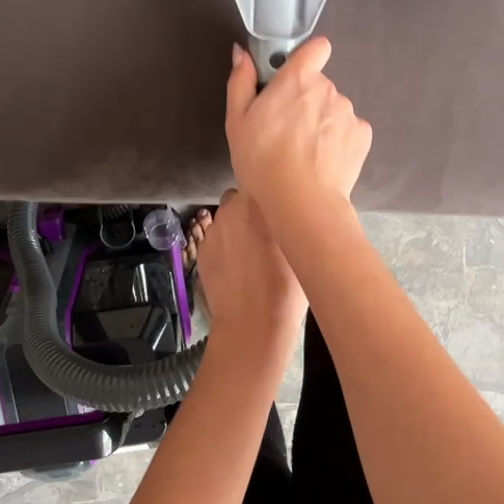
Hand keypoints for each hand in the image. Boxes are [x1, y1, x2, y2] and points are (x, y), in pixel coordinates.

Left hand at [194, 189, 305, 352]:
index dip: (269, 192)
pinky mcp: (202, 249)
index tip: (279, 205)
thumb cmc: (288, 286)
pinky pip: (216, 238)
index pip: (261, 179)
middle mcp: (231, 208)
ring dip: (238, 227)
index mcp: (259, 201)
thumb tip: (294, 209)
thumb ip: (292, 218)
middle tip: (268, 233)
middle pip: (241, 198)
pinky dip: (226, 246)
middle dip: (252, 210)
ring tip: (253, 254)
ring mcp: (213, 229)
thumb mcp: (301, 245)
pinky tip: (238, 267)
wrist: (253, 324)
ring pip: (227, 218)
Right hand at [225, 37, 372, 224]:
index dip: (307, 57)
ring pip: (333, 109)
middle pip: (318, 85)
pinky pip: (349, 130)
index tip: (293, 76)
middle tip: (285, 129)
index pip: (317, 48)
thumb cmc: (261, 159)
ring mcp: (349, 112)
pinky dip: (338, 141)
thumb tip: (242, 53)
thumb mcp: (237, 120)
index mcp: (298, 78)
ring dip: (322, 122)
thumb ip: (241, 81)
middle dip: (305, 100)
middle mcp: (328, 88)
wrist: (301, 202)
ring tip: (304, 152)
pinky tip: (322, 161)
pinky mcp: (363, 136)